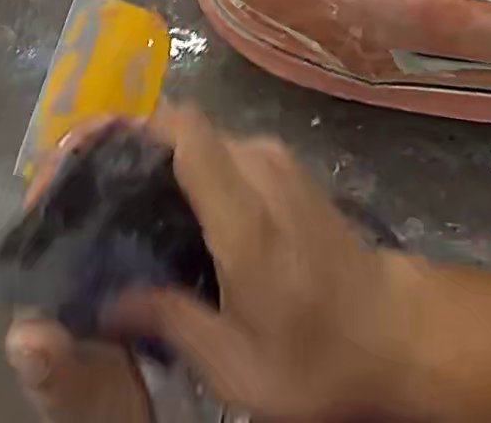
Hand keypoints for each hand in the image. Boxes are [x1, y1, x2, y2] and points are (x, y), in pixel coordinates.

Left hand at [7, 117, 152, 422]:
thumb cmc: (102, 407)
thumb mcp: (78, 397)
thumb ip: (53, 375)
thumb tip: (23, 337)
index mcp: (50, 275)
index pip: (47, 207)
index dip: (64, 166)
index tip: (92, 134)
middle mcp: (77, 252)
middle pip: (85, 188)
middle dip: (107, 150)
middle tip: (138, 120)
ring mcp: (112, 251)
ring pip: (119, 193)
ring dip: (136, 159)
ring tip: (165, 131)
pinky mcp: (145, 257)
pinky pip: (149, 212)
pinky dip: (163, 186)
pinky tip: (188, 169)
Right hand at [108, 106, 418, 421]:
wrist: (396, 331)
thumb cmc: (318, 355)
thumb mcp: (238, 364)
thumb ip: (171, 321)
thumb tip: (107, 303)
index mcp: (245, 212)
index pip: (187, 132)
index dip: (137, 126)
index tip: (94, 148)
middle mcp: (260, 167)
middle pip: (185, 129)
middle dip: (136, 146)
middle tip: (96, 186)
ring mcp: (276, 160)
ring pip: (202, 137)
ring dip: (163, 158)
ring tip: (128, 200)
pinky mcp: (284, 165)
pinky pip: (223, 150)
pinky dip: (191, 167)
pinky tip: (175, 207)